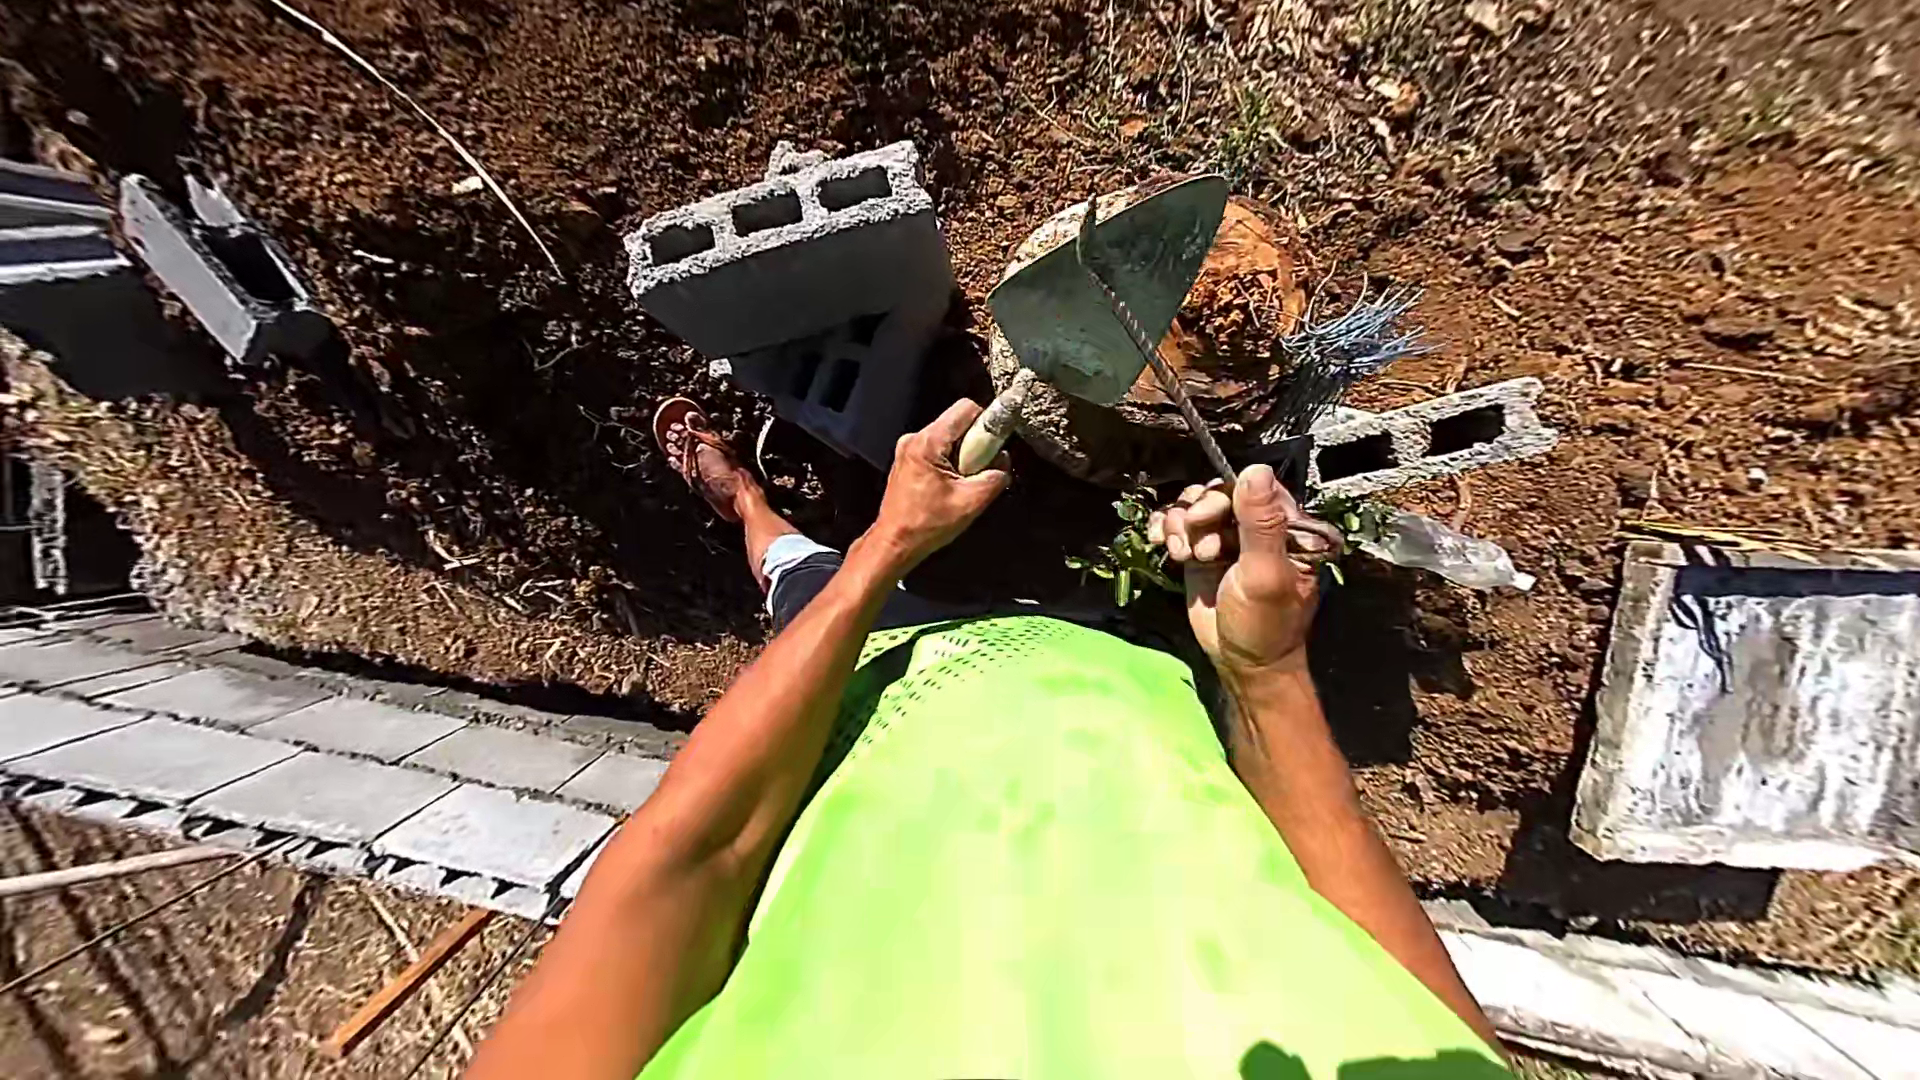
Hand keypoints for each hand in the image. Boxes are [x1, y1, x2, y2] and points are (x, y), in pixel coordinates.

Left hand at [864, 399, 1012, 573]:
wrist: (894, 543)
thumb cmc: (925, 526)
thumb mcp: (971, 502)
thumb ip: (995, 476)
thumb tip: (1003, 460)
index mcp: (927, 443)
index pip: (966, 409)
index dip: (986, 424)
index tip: (992, 448)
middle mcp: (914, 439)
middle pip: (958, 423)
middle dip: (974, 446)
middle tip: (974, 475)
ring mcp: (908, 449)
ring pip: (949, 438)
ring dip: (962, 458)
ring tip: (959, 486)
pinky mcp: (908, 460)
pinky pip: (938, 450)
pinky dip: (950, 465)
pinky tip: (948, 489)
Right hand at [1148, 464, 1320, 681]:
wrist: (1241, 661)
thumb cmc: (1264, 624)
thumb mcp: (1264, 574)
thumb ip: (1260, 523)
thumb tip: (1256, 471)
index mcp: (1286, 526)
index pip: (1249, 488)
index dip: (1220, 498)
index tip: (1202, 518)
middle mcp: (1255, 527)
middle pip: (1215, 494)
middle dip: (1196, 516)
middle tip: (1195, 549)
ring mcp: (1225, 538)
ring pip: (1192, 507)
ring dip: (1178, 525)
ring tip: (1183, 554)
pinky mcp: (1200, 552)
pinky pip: (1177, 525)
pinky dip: (1165, 530)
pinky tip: (1163, 545)